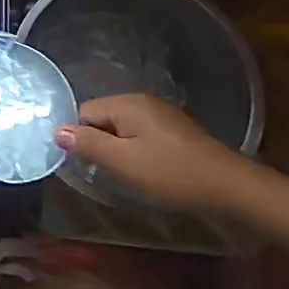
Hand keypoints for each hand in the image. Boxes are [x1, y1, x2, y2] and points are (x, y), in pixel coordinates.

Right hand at [54, 93, 256, 209]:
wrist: (231, 187)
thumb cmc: (172, 174)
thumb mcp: (123, 162)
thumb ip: (88, 144)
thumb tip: (57, 130)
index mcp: (126, 103)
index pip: (84, 113)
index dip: (81, 138)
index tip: (88, 165)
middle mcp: (141, 101)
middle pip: (102, 118)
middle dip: (99, 143)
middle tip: (109, 172)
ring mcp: (160, 114)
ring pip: (121, 127)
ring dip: (118, 149)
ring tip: (128, 175)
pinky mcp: (174, 129)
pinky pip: (140, 134)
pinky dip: (136, 150)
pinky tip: (148, 171)